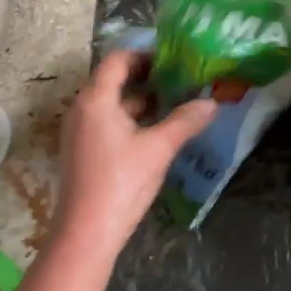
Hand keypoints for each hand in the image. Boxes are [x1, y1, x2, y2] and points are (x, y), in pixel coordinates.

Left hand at [55, 50, 215, 256]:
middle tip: (180, 82)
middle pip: (114, 80)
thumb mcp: (158, 149)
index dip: (146, 55)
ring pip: (112, 103)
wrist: (85, 234)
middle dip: (147, 79)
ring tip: (175, 105)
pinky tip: (156, 132)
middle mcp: (82, 109)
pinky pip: (107, 122)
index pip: (118, 60)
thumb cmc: (120, 183)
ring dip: (141, 101)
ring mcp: (79, 131)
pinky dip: (131, 119)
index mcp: (96, 100)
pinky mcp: (82, 151)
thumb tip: (211, 102)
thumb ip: (185, 121)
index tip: (174, 62)